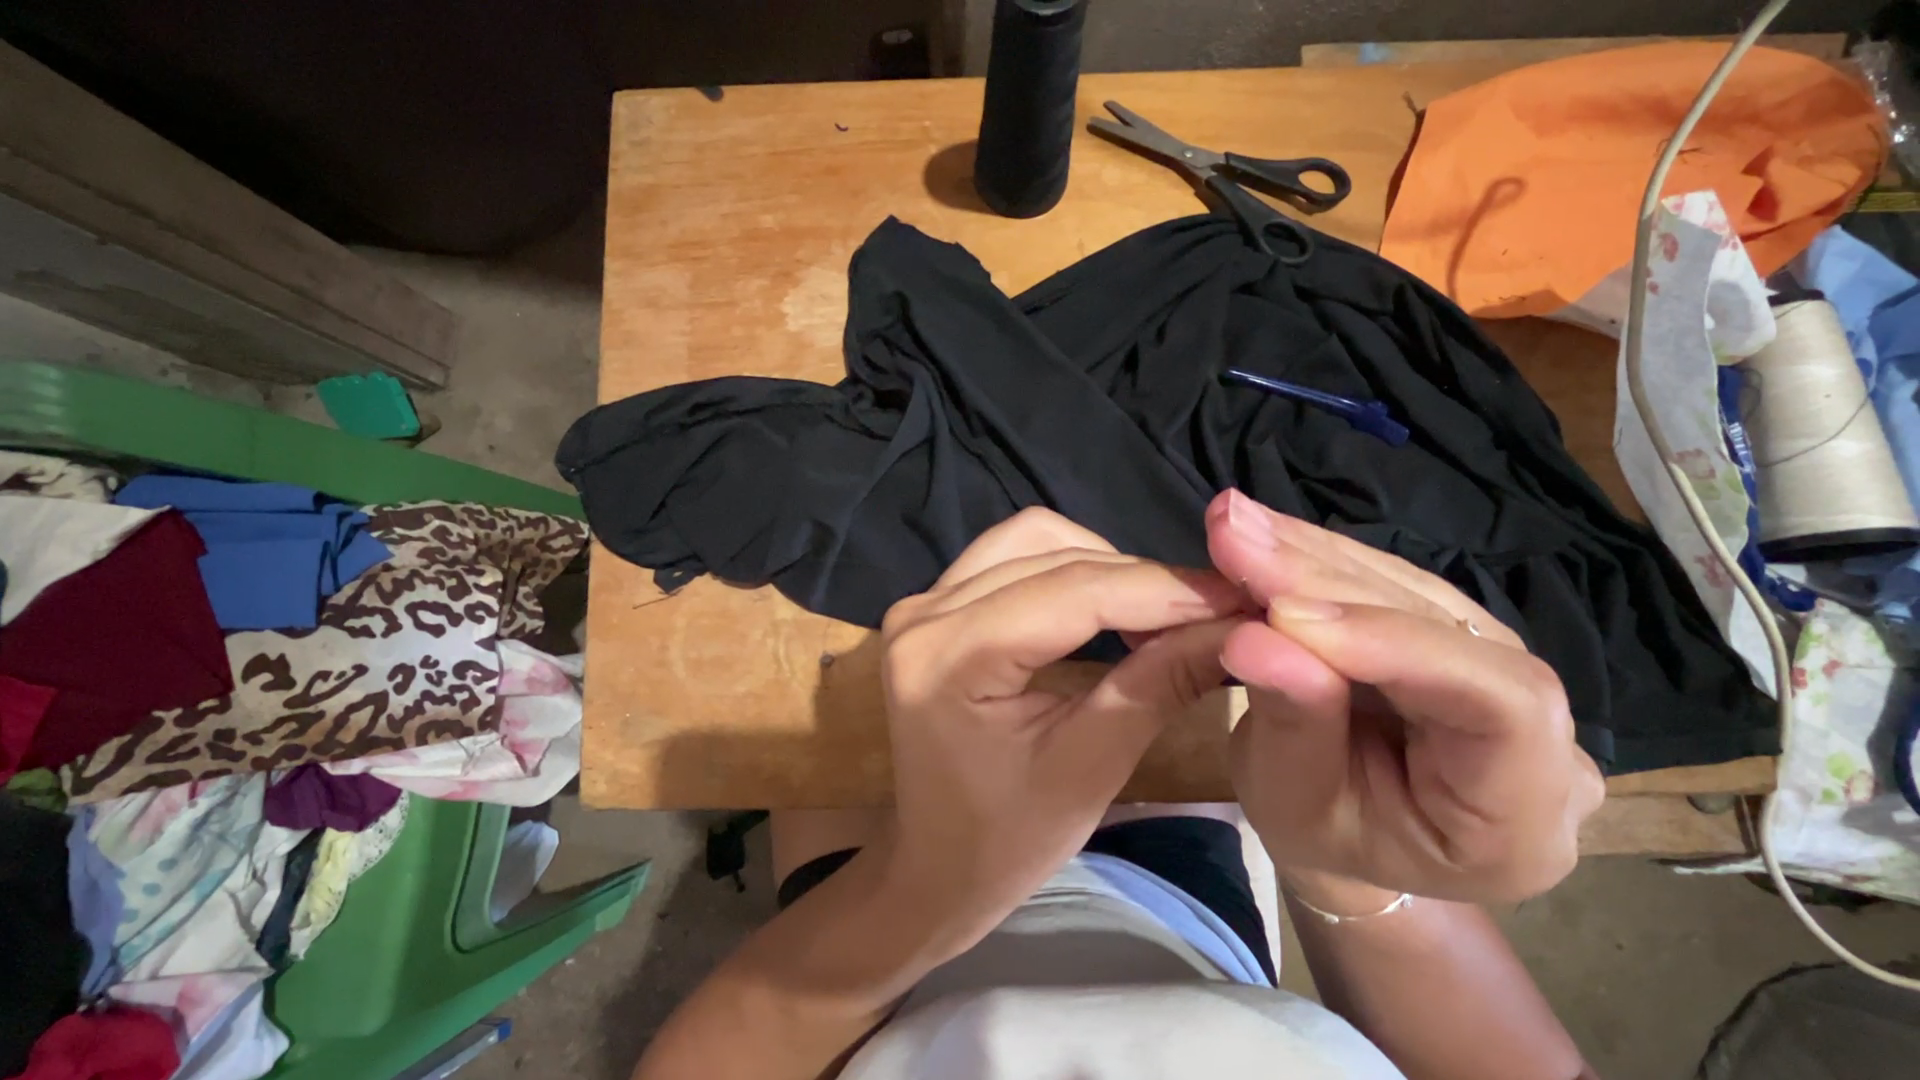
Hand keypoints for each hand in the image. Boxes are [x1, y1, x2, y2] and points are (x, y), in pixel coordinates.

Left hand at [874, 508, 1247, 936]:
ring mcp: (923, 603)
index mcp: (948, 658)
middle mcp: (925, 612)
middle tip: (1217, 608)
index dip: (1162, 589)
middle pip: (1056, 558)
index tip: (1238, 597)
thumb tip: (1237, 628)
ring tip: (1162, 612)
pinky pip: (1012, 556)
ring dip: (1106, 565)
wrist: (935, 866)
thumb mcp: (1091, 767)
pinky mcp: (935, 606)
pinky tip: (1109, 604)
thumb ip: (1157, 685)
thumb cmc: (1008, 839)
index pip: (1073, 593)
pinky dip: (1071, 568)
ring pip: (1034, 541)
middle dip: (1143, 579)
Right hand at [1207, 490, 1605, 903]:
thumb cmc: (1319, 840)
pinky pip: (1399, 589)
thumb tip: (1251, 637)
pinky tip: (1268, 535)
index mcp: (1520, 821)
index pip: (1499, 708)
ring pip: (1422, 595)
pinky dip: (1324, 561)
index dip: (1396, 644)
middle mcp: (1545, 740)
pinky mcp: (1464, 642)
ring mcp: (1508, 681)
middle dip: (1331, 582)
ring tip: (1238, 526)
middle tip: (1236, 536)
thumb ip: (1293, 721)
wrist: (1345, 840)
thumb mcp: (1292, 801)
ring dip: (1319, 558)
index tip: (1282, 612)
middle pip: (1453, 632)